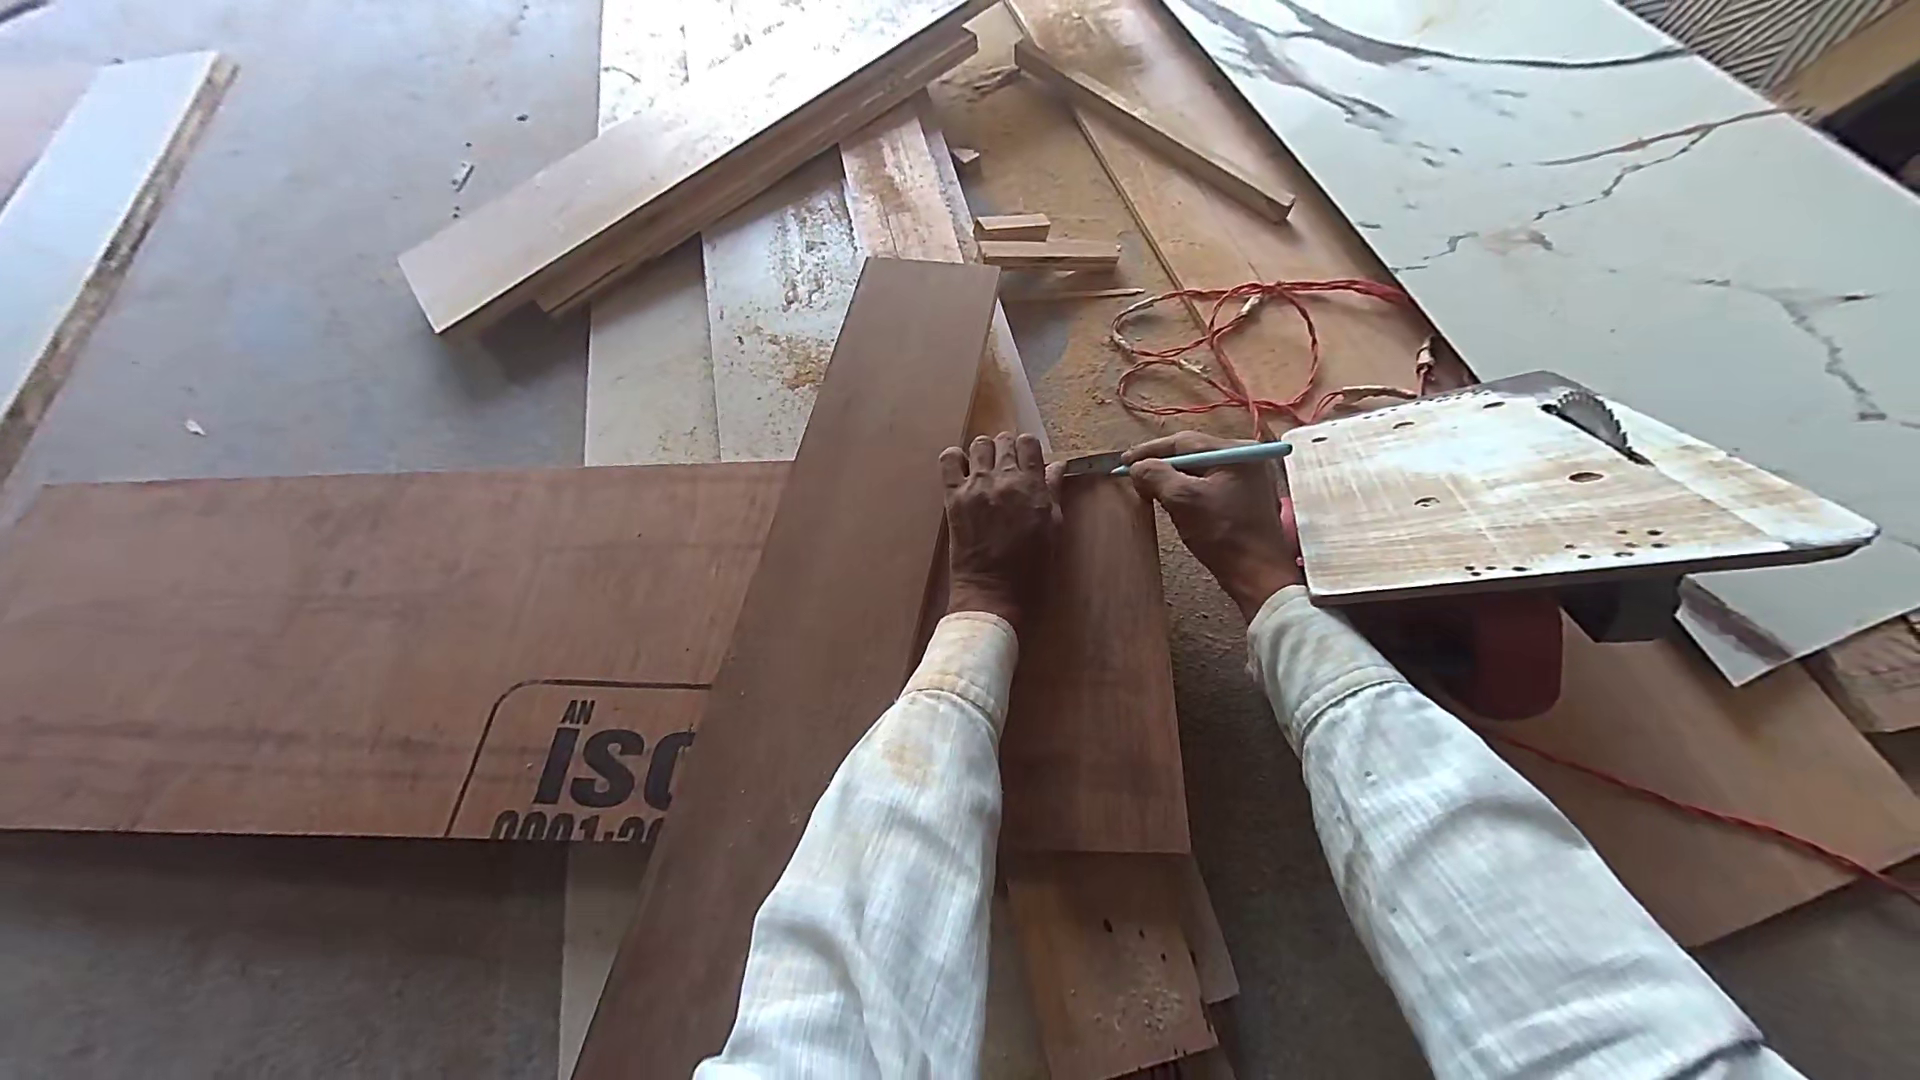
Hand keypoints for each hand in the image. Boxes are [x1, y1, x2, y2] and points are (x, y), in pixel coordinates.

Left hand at [940, 432, 1061, 628]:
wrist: (993, 591)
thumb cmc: (1030, 566)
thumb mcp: (1052, 528)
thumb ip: (1053, 492)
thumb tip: (1057, 465)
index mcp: (1033, 486)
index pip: (1029, 444)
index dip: (1027, 450)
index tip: (1024, 463)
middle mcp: (1005, 479)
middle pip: (1004, 441)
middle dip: (1006, 451)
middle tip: (1004, 470)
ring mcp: (977, 486)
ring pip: (979, 444)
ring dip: (983, 453)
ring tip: (984, 471)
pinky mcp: (954, 496)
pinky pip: (949, 459)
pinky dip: (955, 459)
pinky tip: (962, 473)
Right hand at [1124, 431, 1300, 620]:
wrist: (1257, 573)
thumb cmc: (1222, 534)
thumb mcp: (1182, 500)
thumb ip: (1156, 475)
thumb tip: (1137, 466)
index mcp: (1235, 452)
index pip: (1183, 442)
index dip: (1149, 450)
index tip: (1124, 461)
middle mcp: (1244, 458)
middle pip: (1191, 453)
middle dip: (1159, 463)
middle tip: (1132, 472)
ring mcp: (1245, 478)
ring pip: (1197, 470)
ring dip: (1170, 477)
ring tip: (1147, 485)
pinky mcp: (1242, 497)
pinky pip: (1205, 484)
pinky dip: (1184, 489)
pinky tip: (1170, 498)